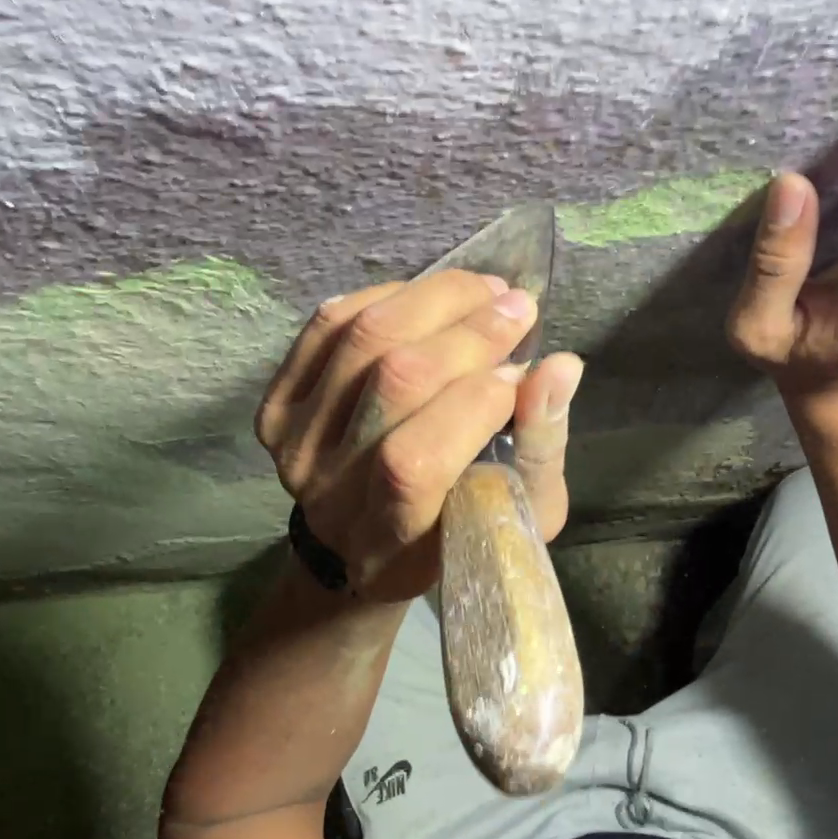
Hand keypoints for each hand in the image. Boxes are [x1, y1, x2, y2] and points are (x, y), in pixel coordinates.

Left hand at [255, 270, 585, 602]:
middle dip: (467, 333)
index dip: (476, 402)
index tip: (523, 372)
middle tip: (517, 308)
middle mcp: (329, 489)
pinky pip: (325, 326)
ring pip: (360, 340)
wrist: (359, 547)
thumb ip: (541, 446)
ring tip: (482, 291)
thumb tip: (560, 365)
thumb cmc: (454, 536)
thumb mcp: (518, 514)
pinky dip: (383, 297)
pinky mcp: (276, 406)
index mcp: (390, 536)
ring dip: (431, 299)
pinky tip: (426, 297)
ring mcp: (294, 442)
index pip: (414, 459)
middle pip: (392, 382)